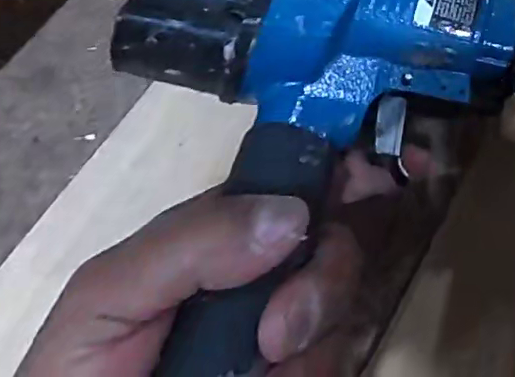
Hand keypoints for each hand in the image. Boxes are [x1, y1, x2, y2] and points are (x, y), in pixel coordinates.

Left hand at [20, 154, 415, 376]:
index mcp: (230, 228)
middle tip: (284, 328)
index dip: (358, 160)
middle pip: (346, 227)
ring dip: (313, 331)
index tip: (406, 162)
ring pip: (351, 289)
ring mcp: (295, 315)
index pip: (305, 173)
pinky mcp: (311, 361)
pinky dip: (311, 370)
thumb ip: (191, 240)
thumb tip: (296, 214)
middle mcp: (272, 262)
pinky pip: (341, 350)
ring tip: (263, 370)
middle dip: (333, 268)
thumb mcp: (108, 297)